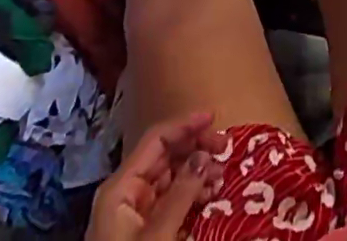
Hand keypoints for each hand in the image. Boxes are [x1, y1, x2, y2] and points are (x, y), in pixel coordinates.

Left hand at [88, 112, 227, 240]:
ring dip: (198, 168)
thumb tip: (204, 154)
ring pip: (171, 174)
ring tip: (221, 174)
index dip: (186, 124)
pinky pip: (172, 197)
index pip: (156, 140)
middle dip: (196, 146)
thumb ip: (182, 194)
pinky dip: (193, 190)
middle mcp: (126, 193)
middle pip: (164, 154)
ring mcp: (134, 212)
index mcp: (121, 188)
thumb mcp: (158, 238)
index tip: (216, 118)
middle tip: (225, 148)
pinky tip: (210, 195)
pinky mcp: (144, 230)